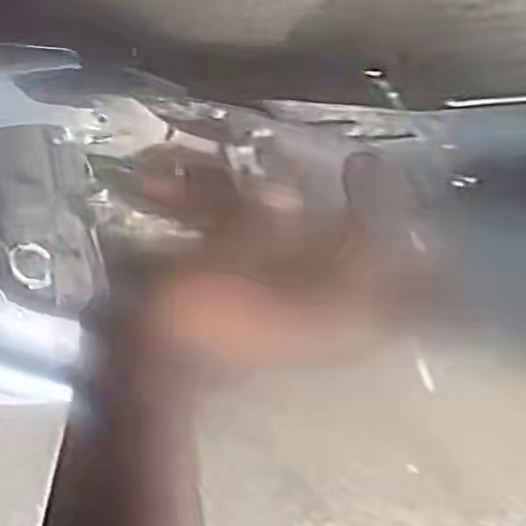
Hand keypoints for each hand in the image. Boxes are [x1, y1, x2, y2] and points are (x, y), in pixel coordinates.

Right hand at [124, 147, 434, 377]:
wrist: (146, 364)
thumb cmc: (191, 317)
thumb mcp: (221, 263)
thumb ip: (257, 223)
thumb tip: (283, 188)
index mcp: (345, 303)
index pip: (380, 244)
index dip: (372, 200)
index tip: (354, 161)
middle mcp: (325, 304)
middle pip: (310, 233)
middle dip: (260, 191)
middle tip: (226, 161)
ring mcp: (278, 303)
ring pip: (260, 236)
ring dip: (214, 201)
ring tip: (160, 177)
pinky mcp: (238, 299)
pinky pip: (230, 248)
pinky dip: (199, 222)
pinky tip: (156, 202)